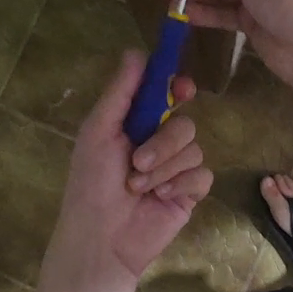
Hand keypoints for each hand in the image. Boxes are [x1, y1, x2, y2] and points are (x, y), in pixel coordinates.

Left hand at [45, 51, 212, 291]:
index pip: (166, 94)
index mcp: (135, 124)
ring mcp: (176, 168)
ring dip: (163, 168)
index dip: (177, 86)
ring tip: (138, 188)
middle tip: (137, 160)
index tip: (181, 88)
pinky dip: (180, 184)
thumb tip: (136, 52)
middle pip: (185, 121)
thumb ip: (120, 93)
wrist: (102, 239)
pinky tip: (160, 198)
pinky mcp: (190, 193)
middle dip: (163, 141)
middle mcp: (158, 142)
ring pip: (194, 148)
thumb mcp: (98, 132)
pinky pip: (202, 174)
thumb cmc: (90, 184)